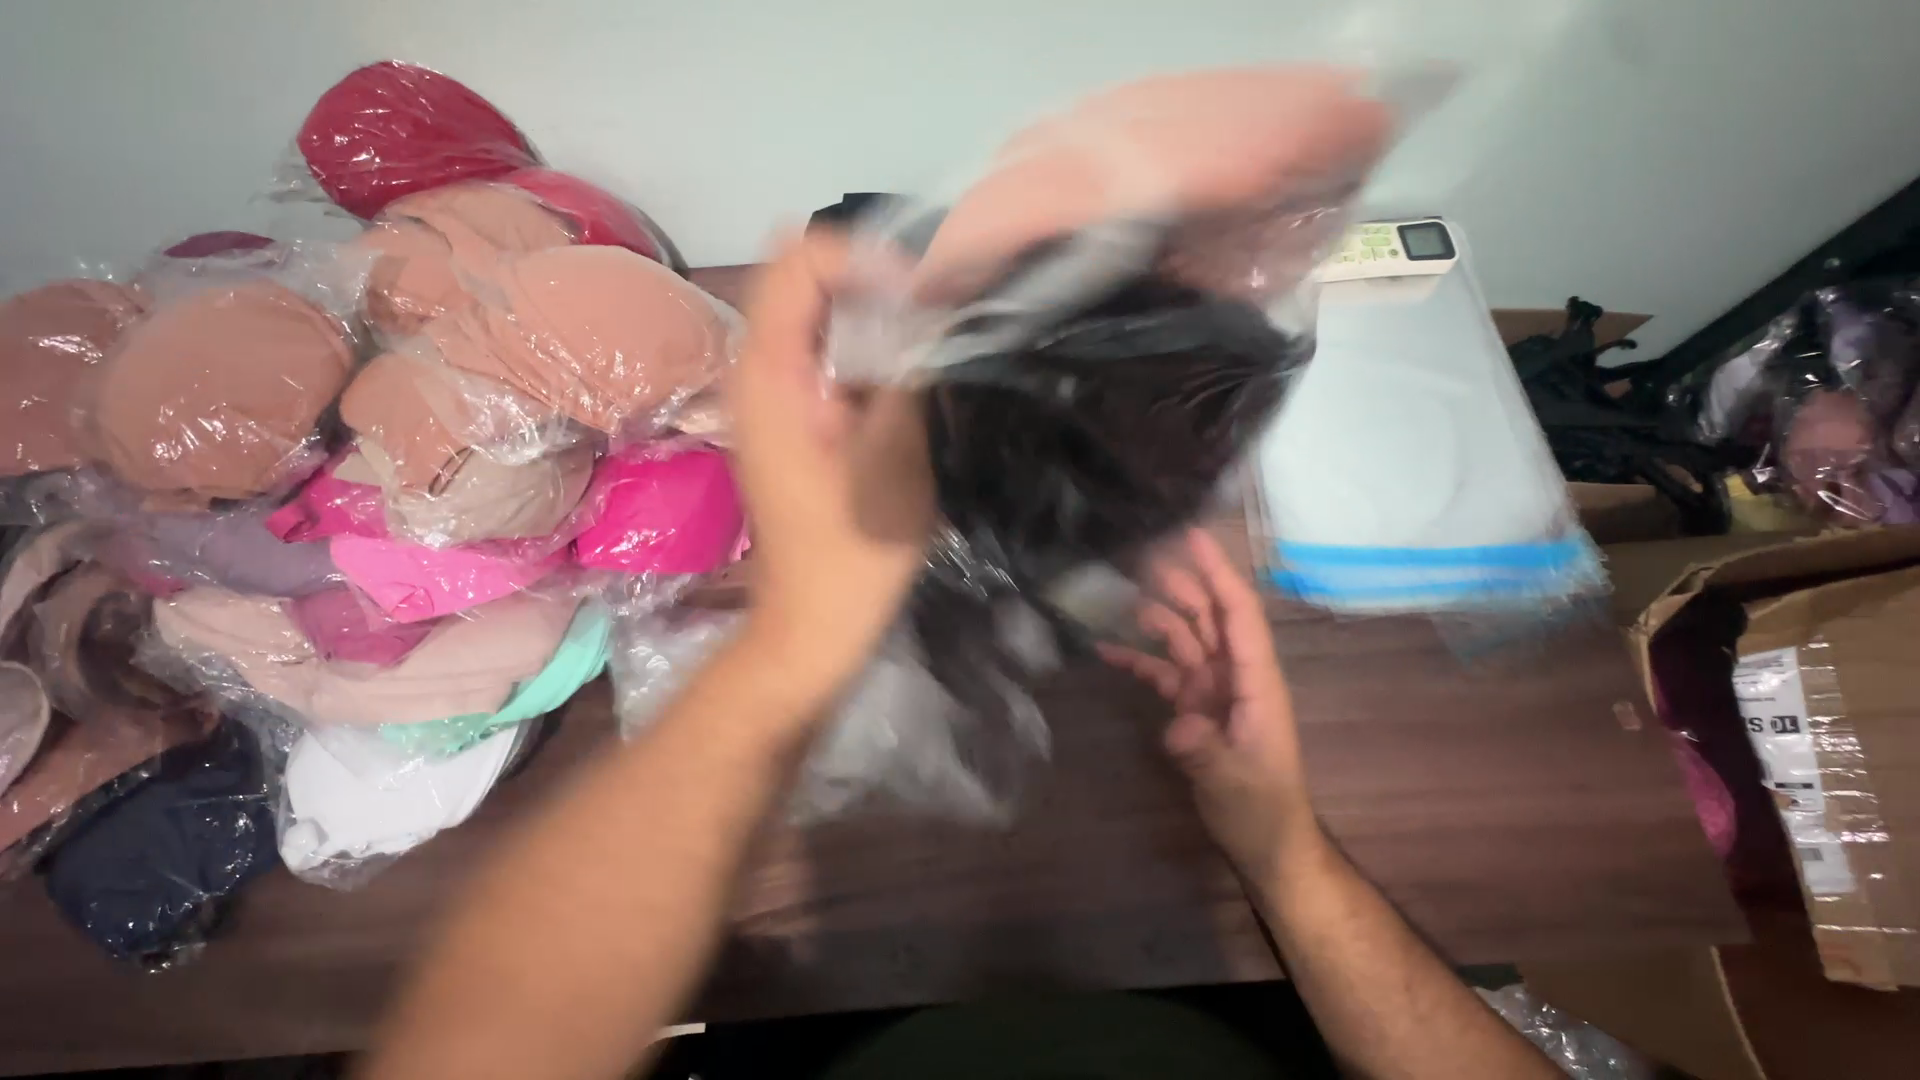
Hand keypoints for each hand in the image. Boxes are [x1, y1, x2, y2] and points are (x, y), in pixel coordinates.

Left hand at [725, 232, 934, 703]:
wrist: (813, 620)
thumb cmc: (853, 550)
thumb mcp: (894, 457)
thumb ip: (909, 371)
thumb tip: (935, 306)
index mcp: (770, 371)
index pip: (800, 258)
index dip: (867, 257)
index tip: (924, 297)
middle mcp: (755, 368)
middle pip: (806, 279)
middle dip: (874, 282)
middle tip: (934, 316)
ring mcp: (766, 392)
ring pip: (818, 315)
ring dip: (873, 317)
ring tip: (927, 345)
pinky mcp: (786, 415)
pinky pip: (823, 353)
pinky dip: (864, 349)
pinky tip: (902, 382)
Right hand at [1099, 528, 1319, 883]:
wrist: (1267, 842)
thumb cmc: (1262, 808)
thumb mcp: (1235, 782)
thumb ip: (1206, 750)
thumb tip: (1178, 726)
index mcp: (1256, 680)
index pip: (1238, 614)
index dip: (1218, 573)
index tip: (1193, 538)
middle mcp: (1235, 675)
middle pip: (1210, 616)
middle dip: (1183, 583)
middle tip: (1143, 555)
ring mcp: (1215, 690)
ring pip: (1186, 638)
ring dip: (1158, 616)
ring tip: (1120, 595)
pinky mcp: (1196, 708)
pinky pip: (1166, 672)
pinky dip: (1140, 660)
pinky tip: (1108, 651)